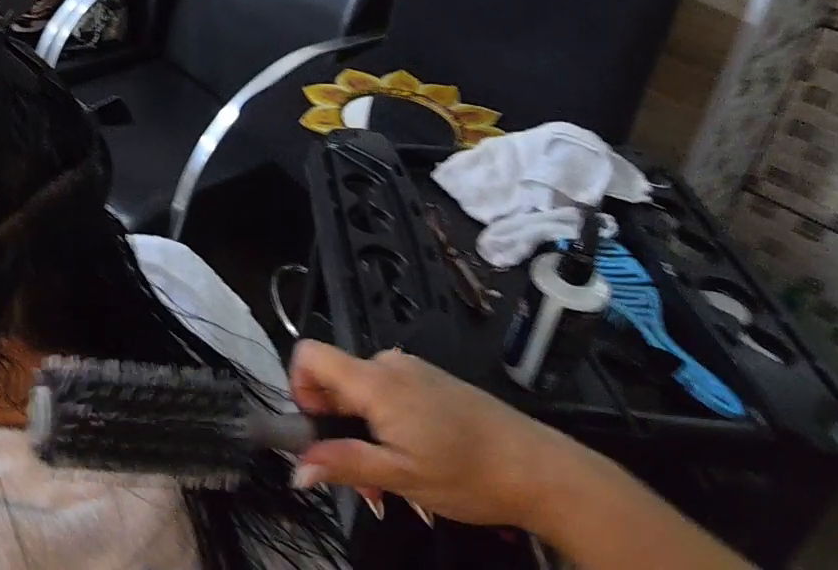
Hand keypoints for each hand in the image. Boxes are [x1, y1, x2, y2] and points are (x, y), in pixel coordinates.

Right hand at [287, 340, 581, 530]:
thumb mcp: (401, 477)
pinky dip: (385, 426)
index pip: (310, 354)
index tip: (315, 429)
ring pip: (361, 394)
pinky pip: (388, 395)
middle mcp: (389, 365)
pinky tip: (411, 463)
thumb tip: (295, 469)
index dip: (298, 387)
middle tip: (359, 480)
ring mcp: (413, 371)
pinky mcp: (432, 382)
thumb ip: (344, 465)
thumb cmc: (468, 474)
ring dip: (362, 434)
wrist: (542, 470)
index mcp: (375, 381)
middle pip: (335, 381)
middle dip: (335, 428)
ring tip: (389, 482)